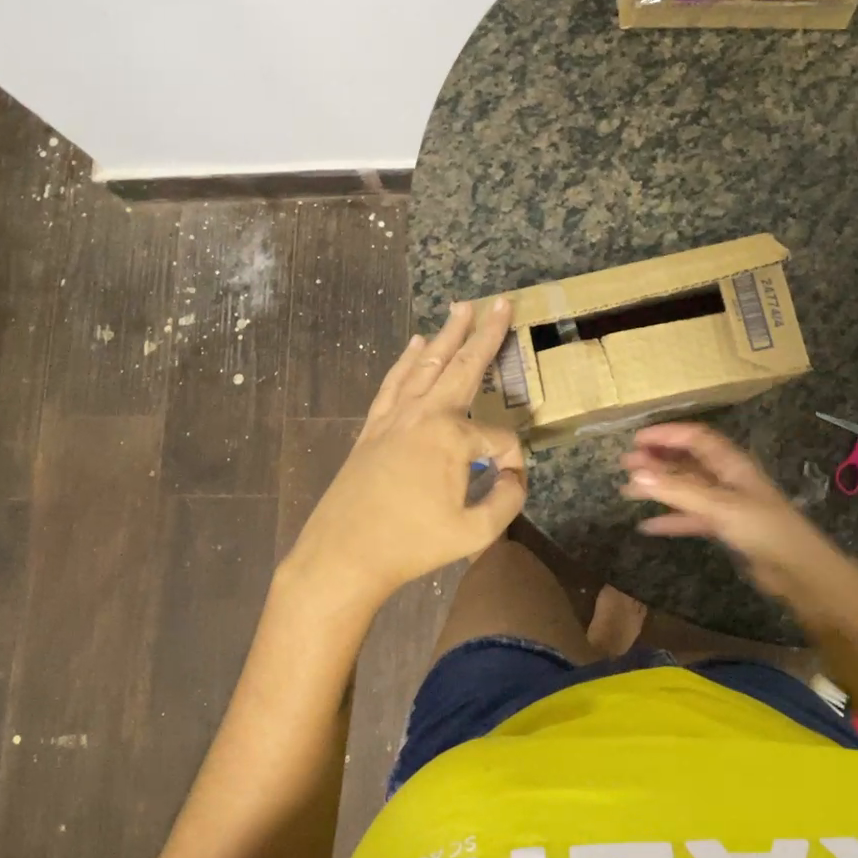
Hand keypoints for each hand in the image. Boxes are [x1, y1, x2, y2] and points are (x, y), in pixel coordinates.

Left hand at [282, 299, 527, 603]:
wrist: (344, 555)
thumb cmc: (411, 545)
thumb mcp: (475, 532)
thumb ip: (507, 500)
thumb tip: (514, 476)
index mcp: (452, 438)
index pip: (500, 439)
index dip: (512, 463)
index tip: (508, 486)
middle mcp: (424, 415)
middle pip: (463, 367)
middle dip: (485, 334)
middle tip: (501, 303)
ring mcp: (394, 417)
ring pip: (426, 365)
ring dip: (446, 335)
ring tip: (461, 308)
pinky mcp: (373, 427)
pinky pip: (394, 383)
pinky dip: (407, 360)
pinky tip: (416, 344)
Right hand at [618, 423, 848, 601]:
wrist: (798, 570)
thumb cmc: (764, 529)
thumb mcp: (720, 506)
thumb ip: (678, 491)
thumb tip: (636, 475)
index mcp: (732, 464)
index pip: (695, 438)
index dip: (667, 434)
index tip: (637, 439)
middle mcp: (728, 478)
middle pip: (689, 461)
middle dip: (658, 459)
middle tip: (627, 463)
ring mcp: (727, 504)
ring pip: (688, 489)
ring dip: (661, 488)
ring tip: (629, 489)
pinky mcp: (726, 528)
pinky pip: (692, 517)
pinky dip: (671, 519)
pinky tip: (648, 526)